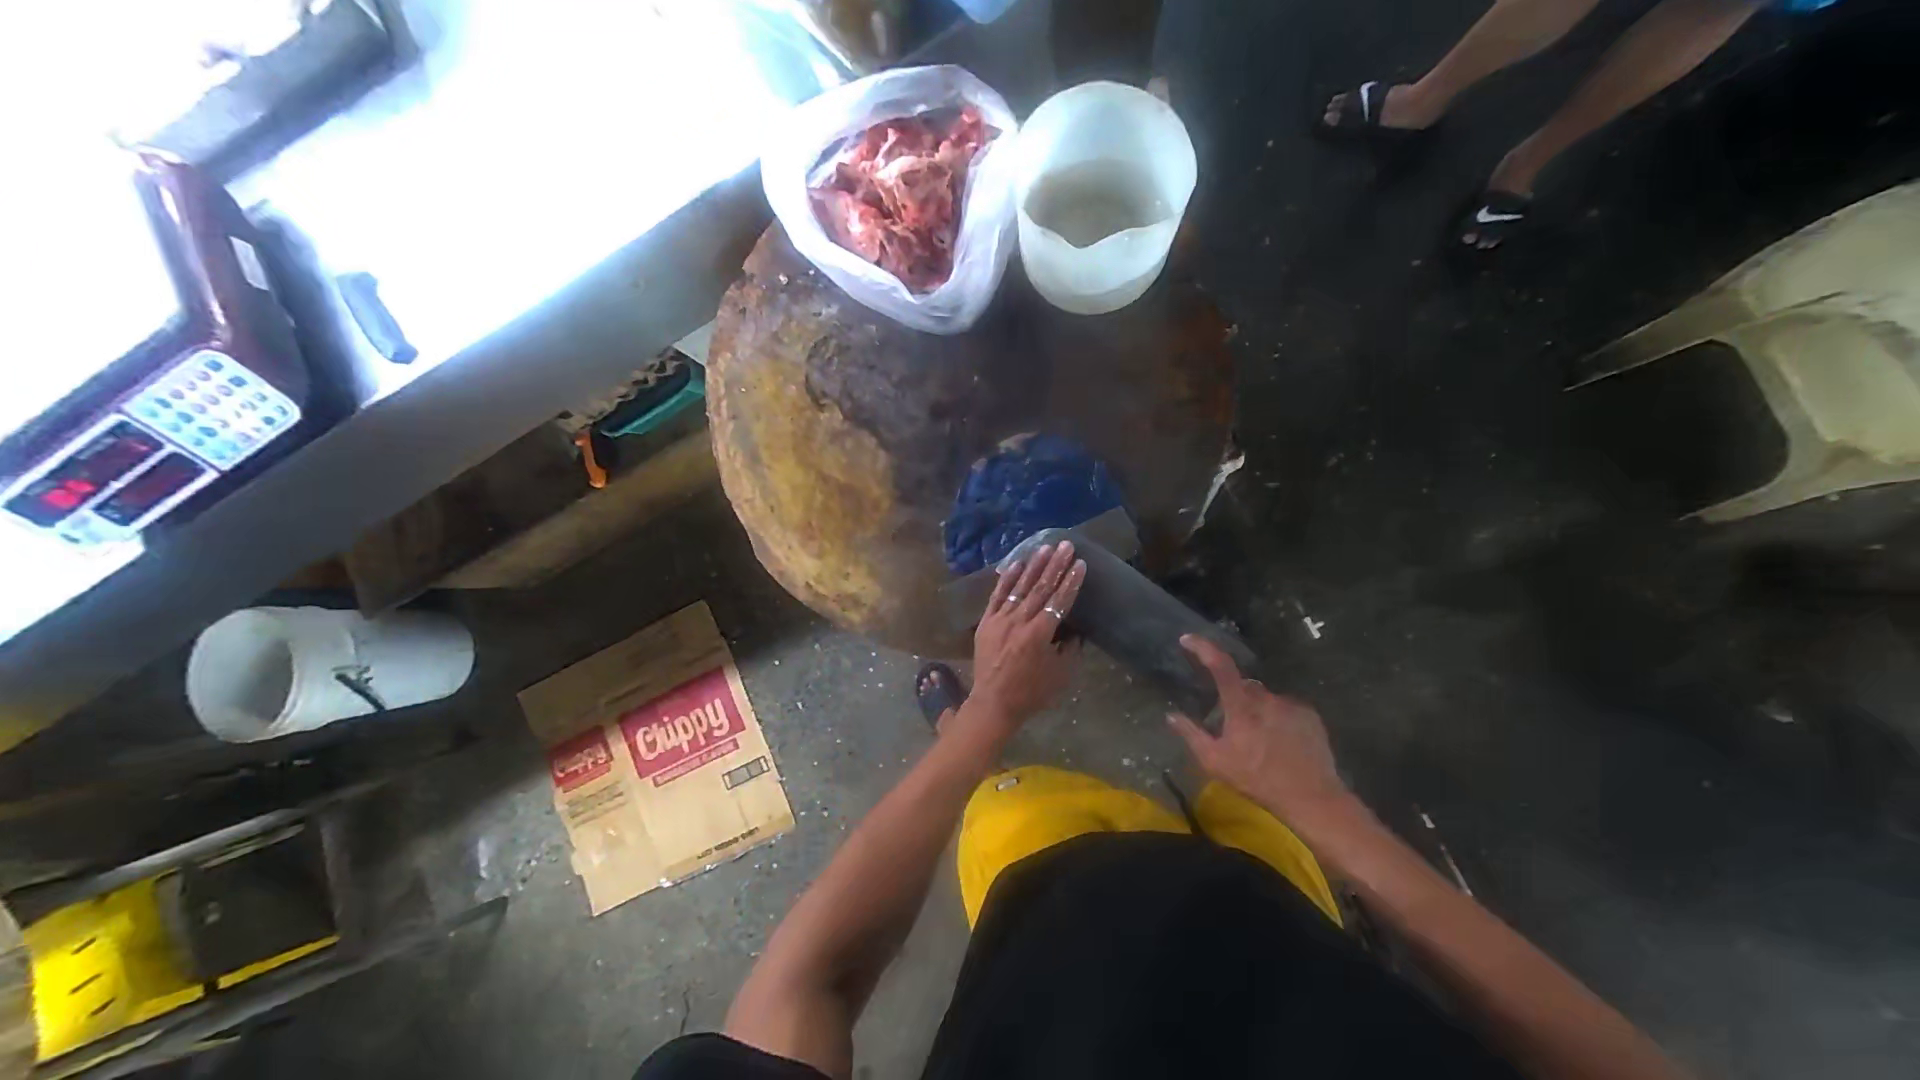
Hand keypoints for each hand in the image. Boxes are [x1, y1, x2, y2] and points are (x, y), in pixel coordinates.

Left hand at [960, 541, 1086, 742]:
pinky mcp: (986, 622)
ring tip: (1045, 547)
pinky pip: (997, 596)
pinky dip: (1006, 579)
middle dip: (1055, 565)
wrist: (993, 703)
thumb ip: (1070, 650)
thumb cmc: (1031, 693)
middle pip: (1041, 588)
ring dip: (1033, 566)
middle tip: (1066, 545)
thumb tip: (1075, 630)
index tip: (1080, 563)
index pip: (1059, 601)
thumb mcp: (1060, 675)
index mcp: (1040, 634)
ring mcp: (1000, 620)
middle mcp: (1020, 622)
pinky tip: (1016, 563)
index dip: (1071, 581)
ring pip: (1020, 587)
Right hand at [1167, 635, 1349, 823]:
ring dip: (1258, 711)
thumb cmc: (1257, 779)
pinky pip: (1286, 708)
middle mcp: (1266, 698)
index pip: (1220, 666)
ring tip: (1260, 740)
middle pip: (1243, 685)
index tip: (1188, 639)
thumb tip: (1171, 715)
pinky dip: (1278, 719)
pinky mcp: (1310, 715)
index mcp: (1241, 707)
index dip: (1203, 648)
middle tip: (1232, 725)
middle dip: (1235, 698)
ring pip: (1265, 698)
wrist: (1311, 797)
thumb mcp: (1215, 762)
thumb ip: (1191, 735)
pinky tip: (1281, 742)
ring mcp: (1291, 704)